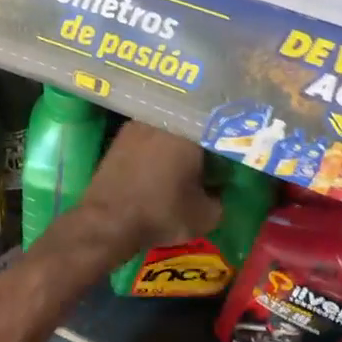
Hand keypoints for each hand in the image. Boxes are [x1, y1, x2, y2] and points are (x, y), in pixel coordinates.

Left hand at [71, 121, 221, 254]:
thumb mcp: (205, 216)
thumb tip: (217, 189)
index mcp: (190, 129)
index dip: (230, 135)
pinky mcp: (119, 139)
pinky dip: (156, 147)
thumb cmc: (160, 215)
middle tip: (212, 152)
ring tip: (186, 158)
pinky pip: (147, 137)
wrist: (106, 223)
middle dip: (202, 135)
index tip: (235, 147)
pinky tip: (161, 162)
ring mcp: (137, 125)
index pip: (219, 123)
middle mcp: (163, 118)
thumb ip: (220, 198)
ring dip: (177, 140)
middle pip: (191, 121)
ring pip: (167, 126)